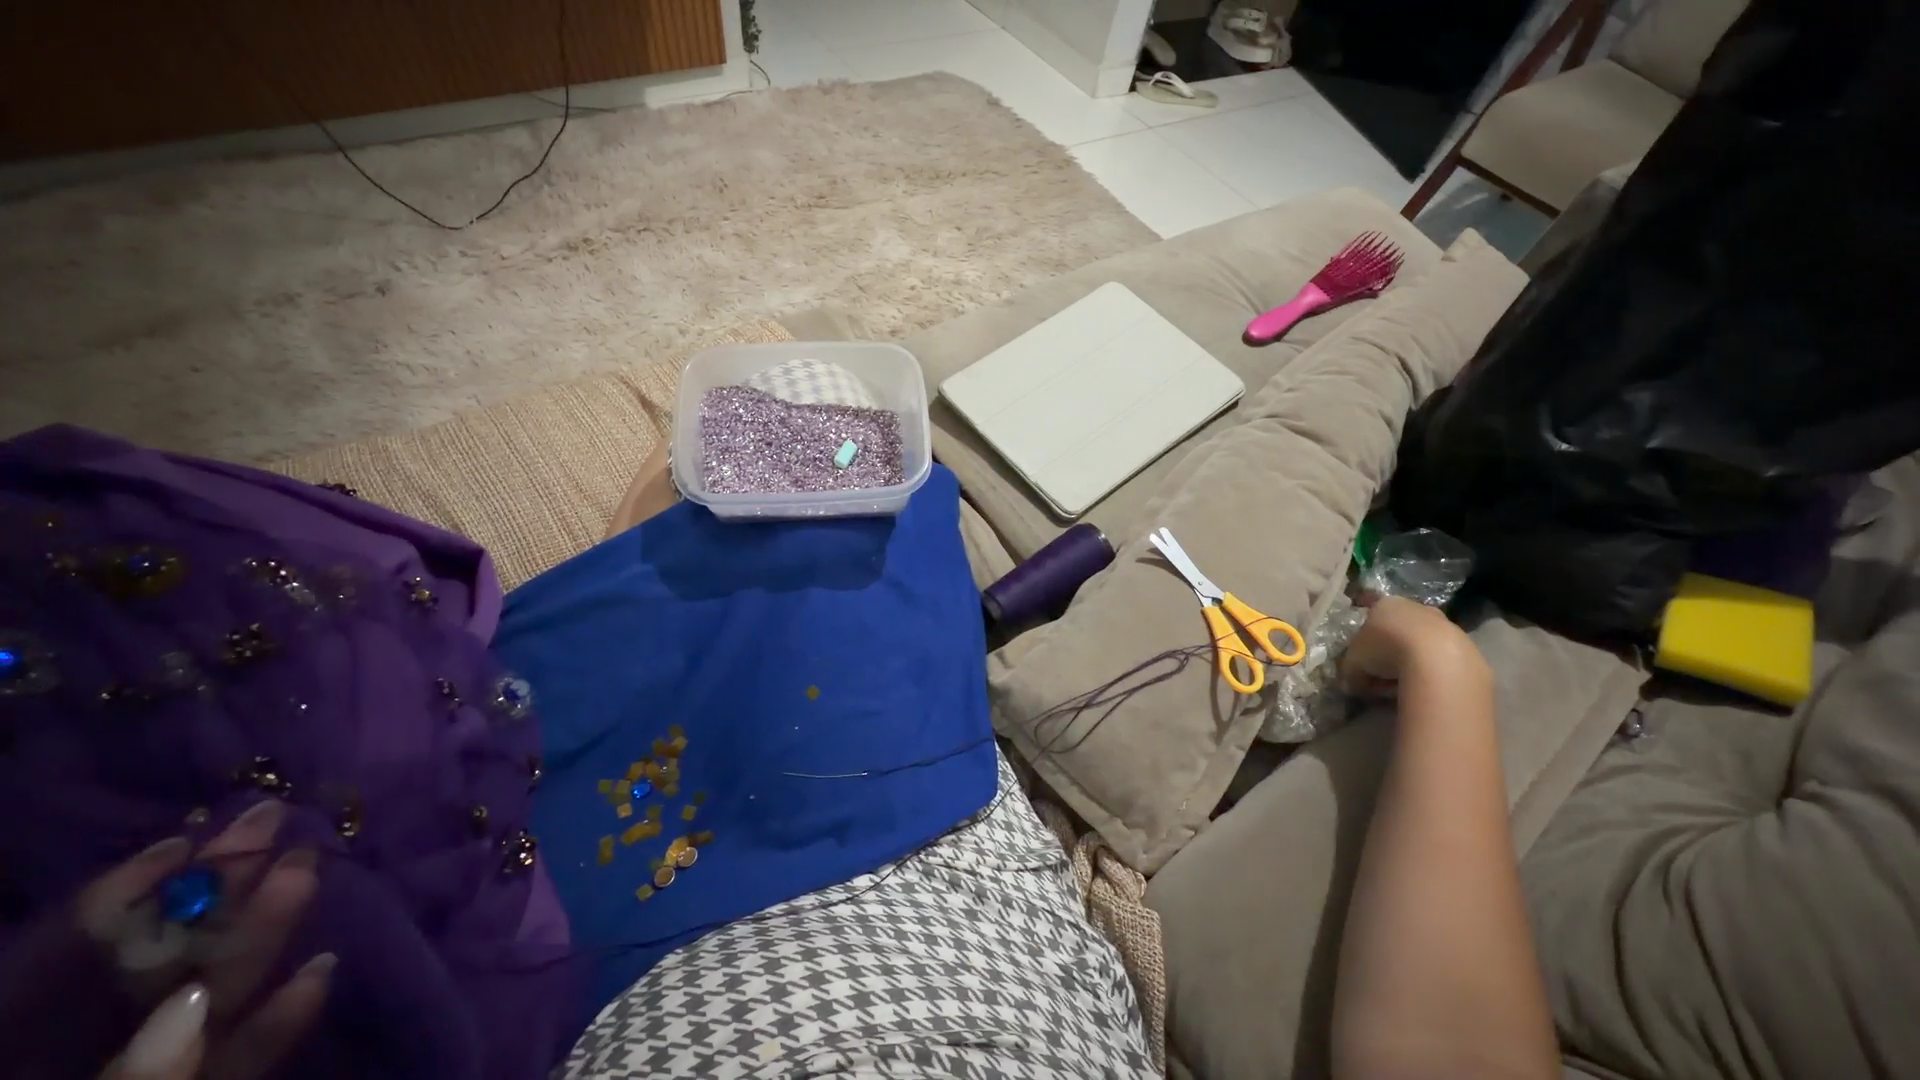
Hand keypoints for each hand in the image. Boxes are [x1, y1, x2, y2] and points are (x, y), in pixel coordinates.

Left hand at [82, 802, 333, 1079]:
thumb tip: (197, 1008)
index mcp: (16, 1042)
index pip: (59, 963)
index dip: (119, 901)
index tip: (190, 836)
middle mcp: (66, 1053)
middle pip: (140, 973)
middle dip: (211, 899)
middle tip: (272, 822)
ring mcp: (141, 1067)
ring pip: (194, 1008)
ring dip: (258, 943)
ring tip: (308, 870)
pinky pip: (229, 1067)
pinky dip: (275, 1027)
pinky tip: (322, 975)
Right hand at [1339, 594, 1480, 698]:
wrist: (1438, 660)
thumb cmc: (1386, 651)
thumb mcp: (1354, 662)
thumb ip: (1351, 670)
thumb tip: (1353, 683)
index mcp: (1386, 604)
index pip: (1370, 619)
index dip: (1364, 642)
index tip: (1362, 662)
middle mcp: (1417, 608)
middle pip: (1399, 630)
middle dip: (1390, 650)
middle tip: (1382, 675)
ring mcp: (1445, 624)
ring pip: (1423, 644)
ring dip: (1413, 662)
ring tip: (1405, 686)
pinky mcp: (1466, 645)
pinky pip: (1442, 659)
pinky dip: (1434, 672)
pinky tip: (1427, 687)